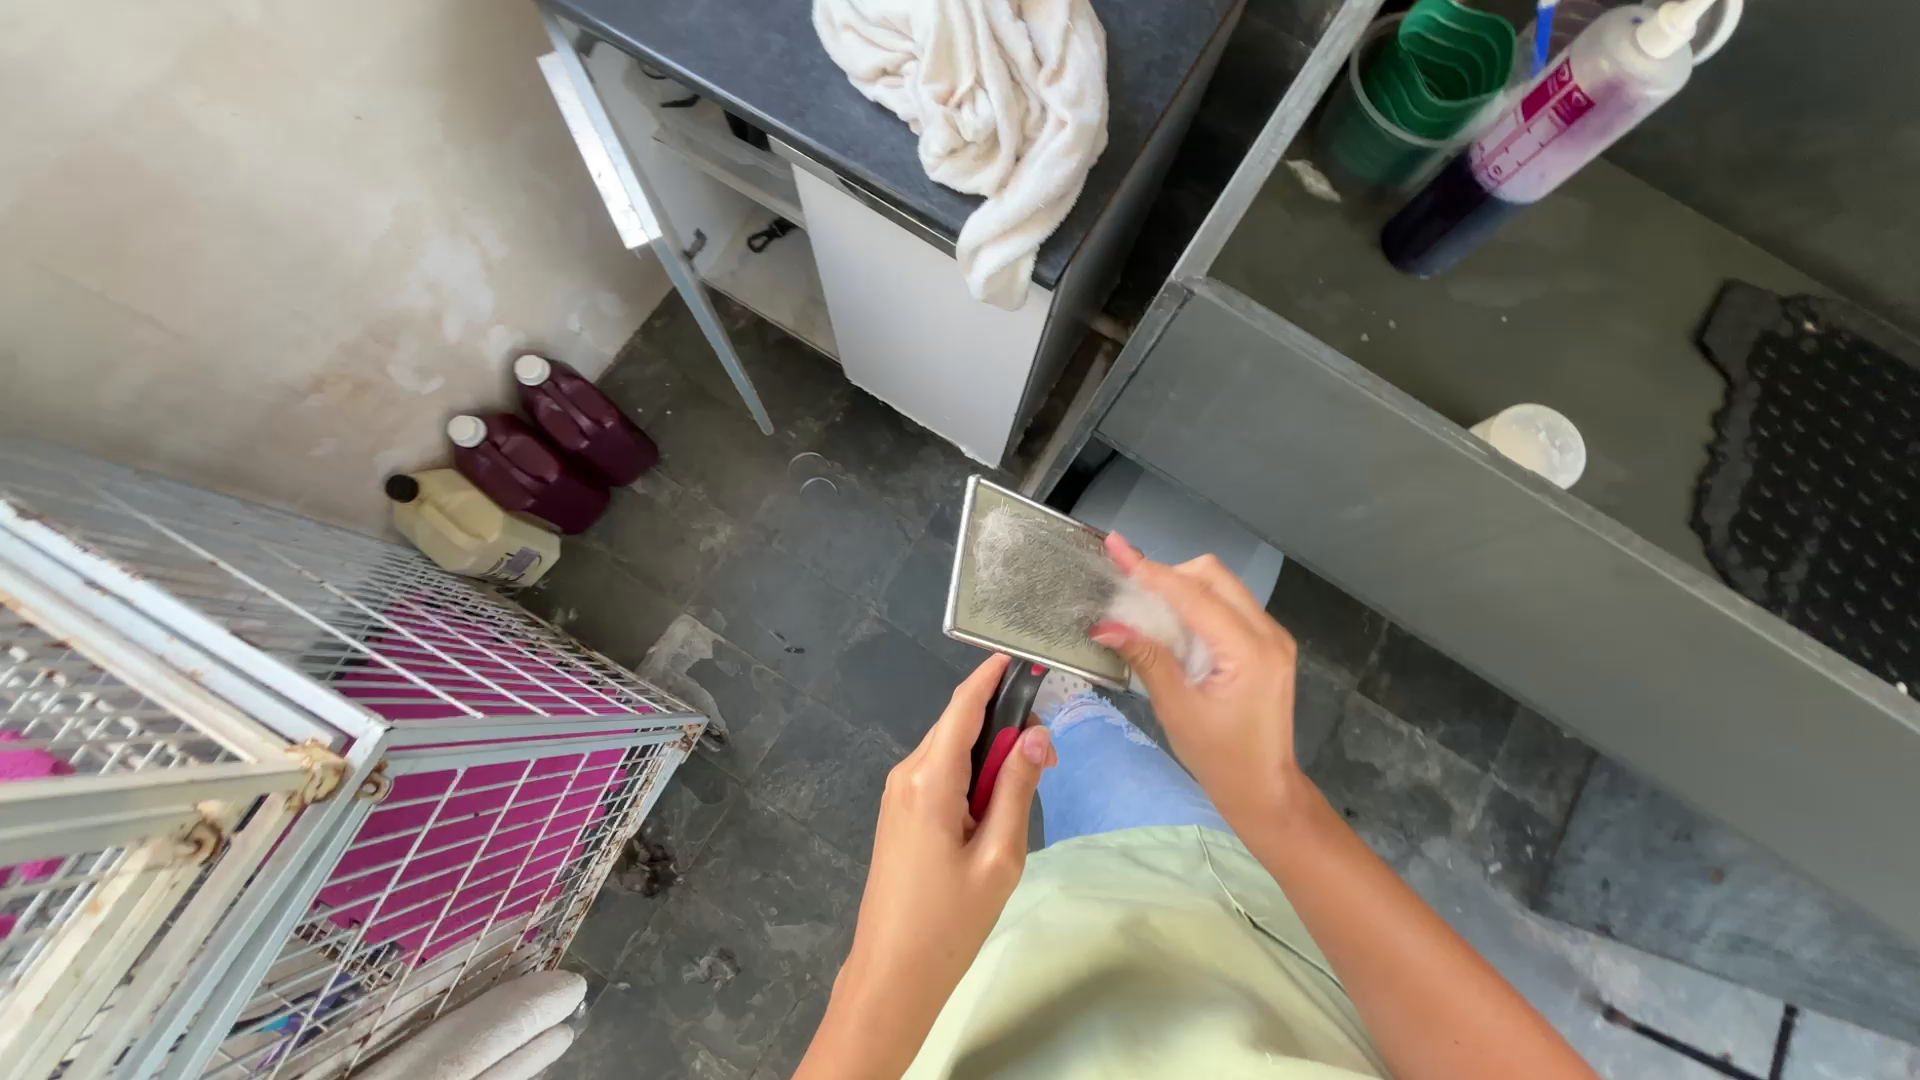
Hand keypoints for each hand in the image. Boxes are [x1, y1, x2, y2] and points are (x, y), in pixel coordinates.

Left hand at [801, 654, 1055, 1079]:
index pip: (963, 707)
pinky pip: (939, 772)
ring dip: (989, 754)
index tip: (1020, 656)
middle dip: (1003, 725)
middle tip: (1049, 753)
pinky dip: (970, 773)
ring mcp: (898, 793)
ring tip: (1028, 781)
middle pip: (959, 726)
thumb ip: (1017, 788)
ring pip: (951, 749)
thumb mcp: (999, 855)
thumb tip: (1038, 736)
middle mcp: (907, 773)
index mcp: (929, 778)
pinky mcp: (899, 811)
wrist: (890, 976)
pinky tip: (993, 802)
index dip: (992, 677)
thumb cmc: (949, 921)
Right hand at [1091, 533, 1305, 829]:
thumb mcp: (1176, 708)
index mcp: (1248, 651)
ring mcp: (1272, 636)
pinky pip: (1229, 604)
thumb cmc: (1219, 757)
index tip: (1117, 547)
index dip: (1150, 570)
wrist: (1264, 788)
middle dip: (1169, 574)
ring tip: (1148, 610)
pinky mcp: (1268, 643)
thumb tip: (1105, 626)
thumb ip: (1146, 657)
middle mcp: (1267, 633)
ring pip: (1222, 585)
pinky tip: (1174, 627)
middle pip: (1213, 575)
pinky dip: (1197, 604)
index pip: (1193, 595)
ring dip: (1182, 587)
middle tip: (1131, 591)